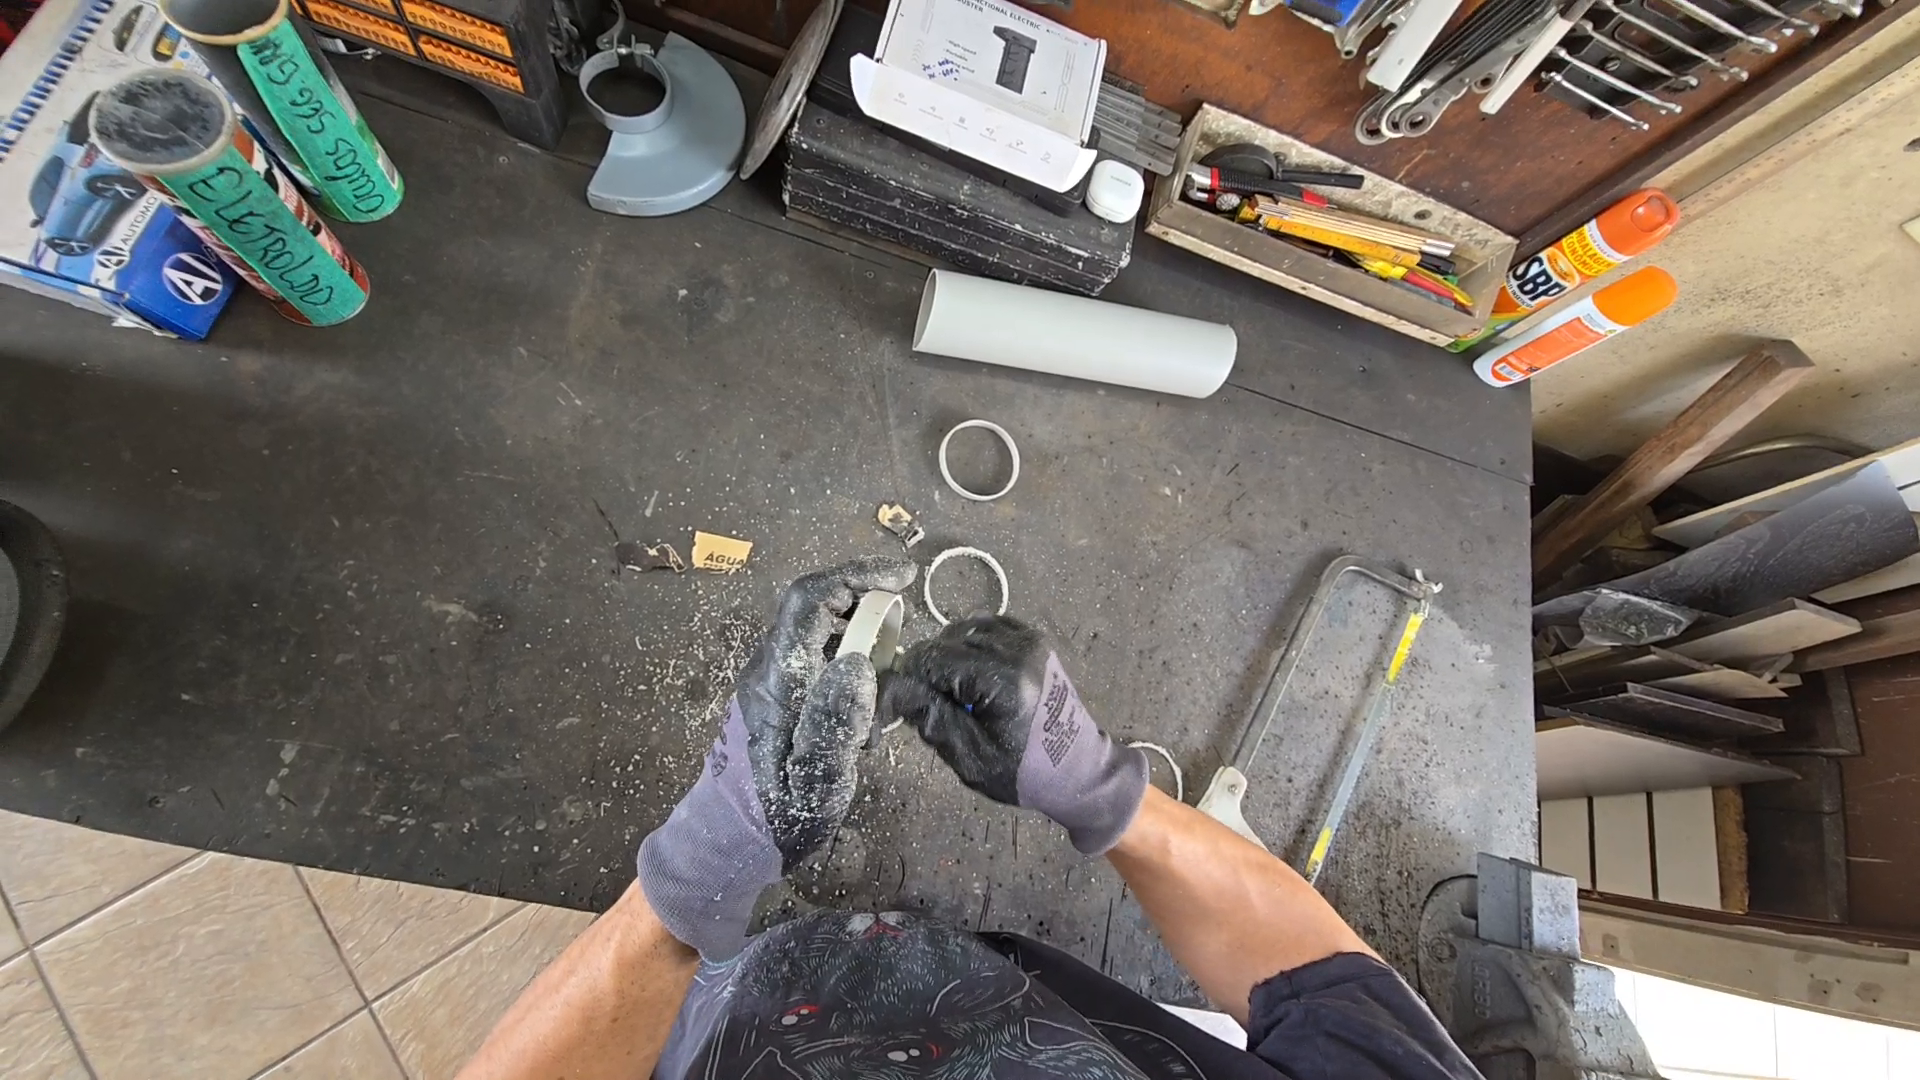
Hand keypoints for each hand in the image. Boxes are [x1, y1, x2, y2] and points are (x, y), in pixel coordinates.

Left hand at [638, 556, 917, 957]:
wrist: (730, 839)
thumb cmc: (775, 815)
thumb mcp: (815, 780)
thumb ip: (836, 722)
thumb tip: (859, 660)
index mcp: (778, 679)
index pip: (811, 601)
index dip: (856, 577)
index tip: (902, 578)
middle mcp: (771, 667)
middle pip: (817, 606)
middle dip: (865, 602)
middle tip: (902, 626)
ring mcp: (774, 677)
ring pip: (821, 630)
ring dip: (861, 635)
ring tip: (889, 671)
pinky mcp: (781, 691)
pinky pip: (820, 655)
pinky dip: (852, 660)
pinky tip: (868, 701)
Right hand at [882, 615, 1146, 854]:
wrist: (1079, 769)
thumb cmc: (1023, 772)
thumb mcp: (968, 756)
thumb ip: (927, 715)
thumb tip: (887, 687)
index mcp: (1003, 680)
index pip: (932, 657)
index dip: (911, 678)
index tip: (908, 704)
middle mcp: (1017, 649)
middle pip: (946, 641)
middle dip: (931, 670)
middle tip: (939, 706)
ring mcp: (1029, 639)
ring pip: (964, 630)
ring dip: (951, 657)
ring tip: (960, 693)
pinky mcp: (1034, 638)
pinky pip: (987, 626)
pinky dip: (972, 645)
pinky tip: (976, 673)